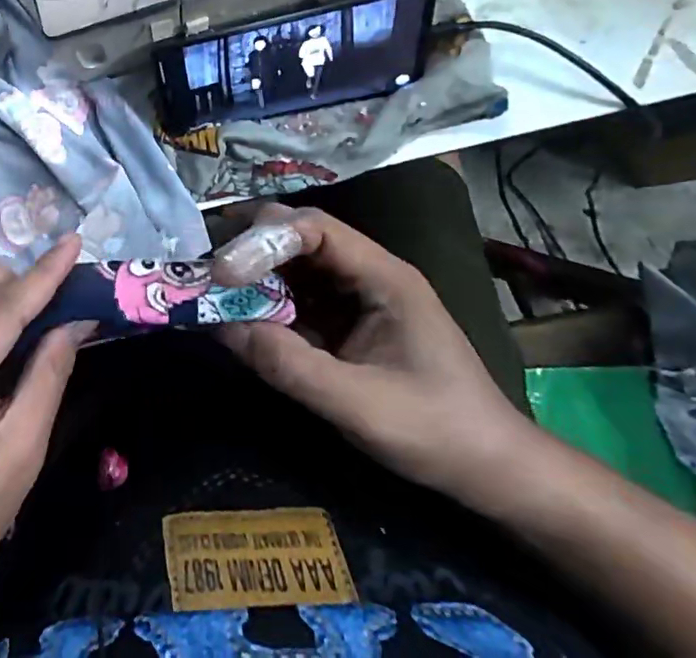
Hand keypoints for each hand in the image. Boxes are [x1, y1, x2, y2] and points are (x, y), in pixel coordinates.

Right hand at [211, 205, 541, 505]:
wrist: (491, 468)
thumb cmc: (436, 430)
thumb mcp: (359, 404)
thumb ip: (291, 365)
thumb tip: (223, 327)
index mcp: (383, 276)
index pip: (315, 228)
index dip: (263, 240)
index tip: (222, 271)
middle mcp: (368, 274)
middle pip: (301, 237)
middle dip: (251, 249)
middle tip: (204, 271)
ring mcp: (358, 298)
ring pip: (296, 268)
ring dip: (255, 277)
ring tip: (210, 292)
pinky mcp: (348, 323)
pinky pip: (300, 300)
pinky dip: (268, 305)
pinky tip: (240, 318)